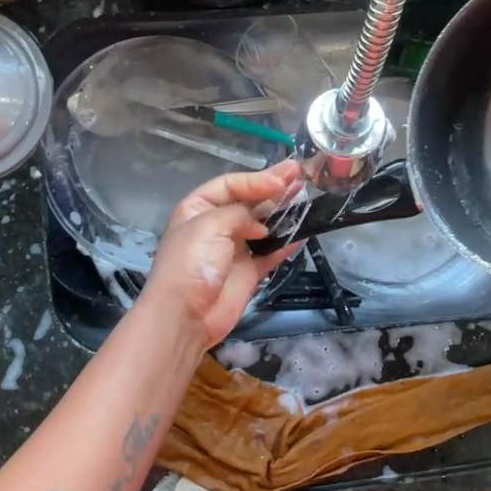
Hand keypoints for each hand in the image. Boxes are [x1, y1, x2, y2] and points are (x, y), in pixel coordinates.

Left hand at [140, 161, 302, 346]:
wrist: (185, 316)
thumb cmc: (192, 263)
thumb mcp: (210, 225)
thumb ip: (239, 212)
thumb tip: (260, 222)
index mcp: (198, 208)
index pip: (230, 184)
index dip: (256, 180)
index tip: (282, 180)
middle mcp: (216, 225)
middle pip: (248, 201)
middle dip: (273, 188)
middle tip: (300, 175)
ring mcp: (233, 249)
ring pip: (263, 225)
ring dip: (282, 212)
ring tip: (305, 198)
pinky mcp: (248, 272)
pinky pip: (270, 253)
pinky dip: (285, 243)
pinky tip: (302, 232)